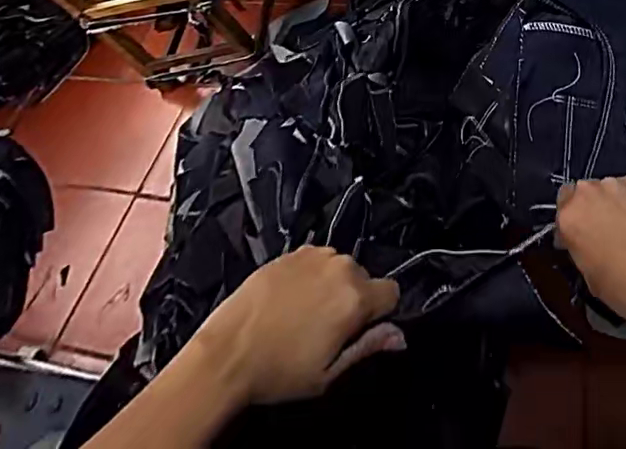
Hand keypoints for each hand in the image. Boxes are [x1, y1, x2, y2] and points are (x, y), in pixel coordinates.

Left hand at [186, 246, 404, 406]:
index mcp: (356, 298)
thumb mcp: (327, 373)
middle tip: (325, 327)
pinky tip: (289, 298)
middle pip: (365, 279)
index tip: (359, 329)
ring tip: (303, 312)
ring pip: (340, 268)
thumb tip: (400, 336)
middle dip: (354, 299)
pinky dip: (310, 275)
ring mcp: (317, 255)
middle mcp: (342, 267)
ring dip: (332, 285)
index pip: (393, 291)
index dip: (380, 312)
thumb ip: (368, 347)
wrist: (225, 353)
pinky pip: (316, 259)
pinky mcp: (293, 252)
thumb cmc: (277, 372)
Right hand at [555, 176, 625, 331]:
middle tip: (606, 233)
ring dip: (615, 204)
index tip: (581, 235)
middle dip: (593, 209)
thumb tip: (584, 240)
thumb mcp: (587, 275)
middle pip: (586, 193)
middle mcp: (592, 192)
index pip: (562, 204)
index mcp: (571, 215)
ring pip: (611, 189)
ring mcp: (621, 184)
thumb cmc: (625, 287)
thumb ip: (579, 246)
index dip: (573, 220)